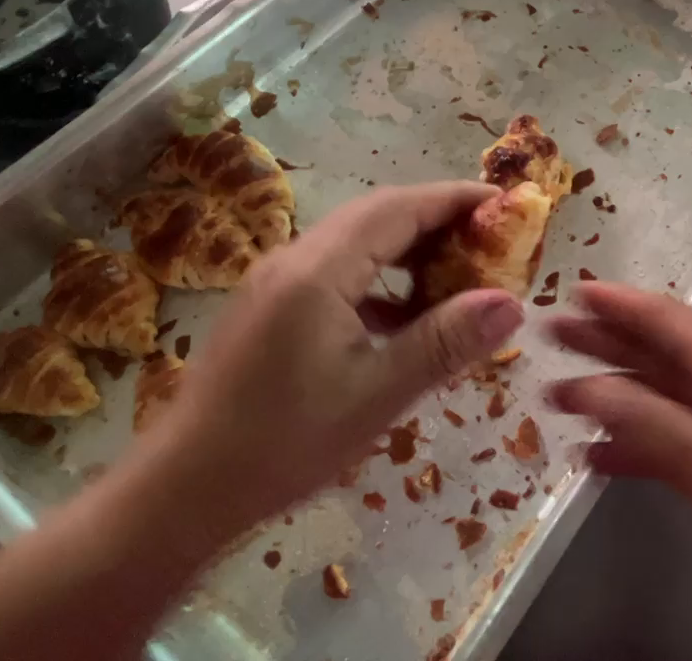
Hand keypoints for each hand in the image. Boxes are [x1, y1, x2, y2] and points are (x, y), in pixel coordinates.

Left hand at [150, 181, 524, 526]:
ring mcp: (277, 281)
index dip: (456, 199)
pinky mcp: (271, 307)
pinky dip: (383, 280)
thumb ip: (445, 342)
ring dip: (411, 249)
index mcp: (317, 270)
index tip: (508, 204)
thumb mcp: (376, 395)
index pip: (399, 207)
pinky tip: (407, 316)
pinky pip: (339, 272)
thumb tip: (513, 303)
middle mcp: (294, 259)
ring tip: (461, 274)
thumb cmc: (281, 444)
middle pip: (379, 215)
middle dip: (440, 219)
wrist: (179, 492)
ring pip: (358, 242)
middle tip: (495, 239)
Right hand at [547, 283, 691, 615]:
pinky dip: (640, 439)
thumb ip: (655, 428)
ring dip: (615, 391)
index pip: (665, 319)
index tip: (571, 292)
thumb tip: (590, 386)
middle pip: (658, 350)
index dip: (617, 303)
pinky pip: (679, 434)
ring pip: (665, 393)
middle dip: (604, 340)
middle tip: (549, 334)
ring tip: (558, 393)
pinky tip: (602, 456)